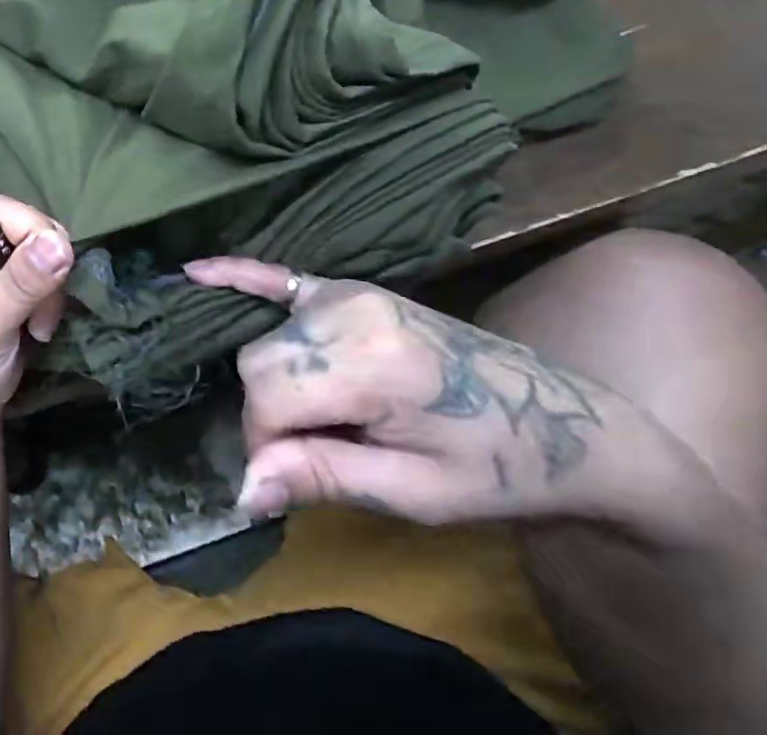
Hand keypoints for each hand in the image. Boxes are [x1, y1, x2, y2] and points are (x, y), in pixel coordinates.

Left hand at [0, 195, 73, 426]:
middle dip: (44, 265)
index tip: (57, 259)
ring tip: (38, 327)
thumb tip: (59, 241)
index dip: (30, 226)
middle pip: (24, 227)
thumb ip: (20, 284)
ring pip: (41, 252)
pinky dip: (52, 299)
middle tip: (44, 307)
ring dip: (51, 287)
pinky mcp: (11, 290)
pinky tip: (39, 329)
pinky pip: (45, 275)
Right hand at [186, 256, 710, 537]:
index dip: (267, 444)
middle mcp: (350, 311)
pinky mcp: (346, 290)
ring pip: (262, 341)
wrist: (573, 427)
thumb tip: (241, 490)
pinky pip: (275, 276)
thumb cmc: (497, 469)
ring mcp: (347, 293)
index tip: (290, 479)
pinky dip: (234, 275)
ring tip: (315, 415)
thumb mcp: (415, 494)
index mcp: (374, 363)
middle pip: (258, 365)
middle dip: (268, 415)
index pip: (268, 398)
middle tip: (315, 452)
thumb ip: (321, 476)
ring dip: (270, 382)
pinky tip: (193, 271)